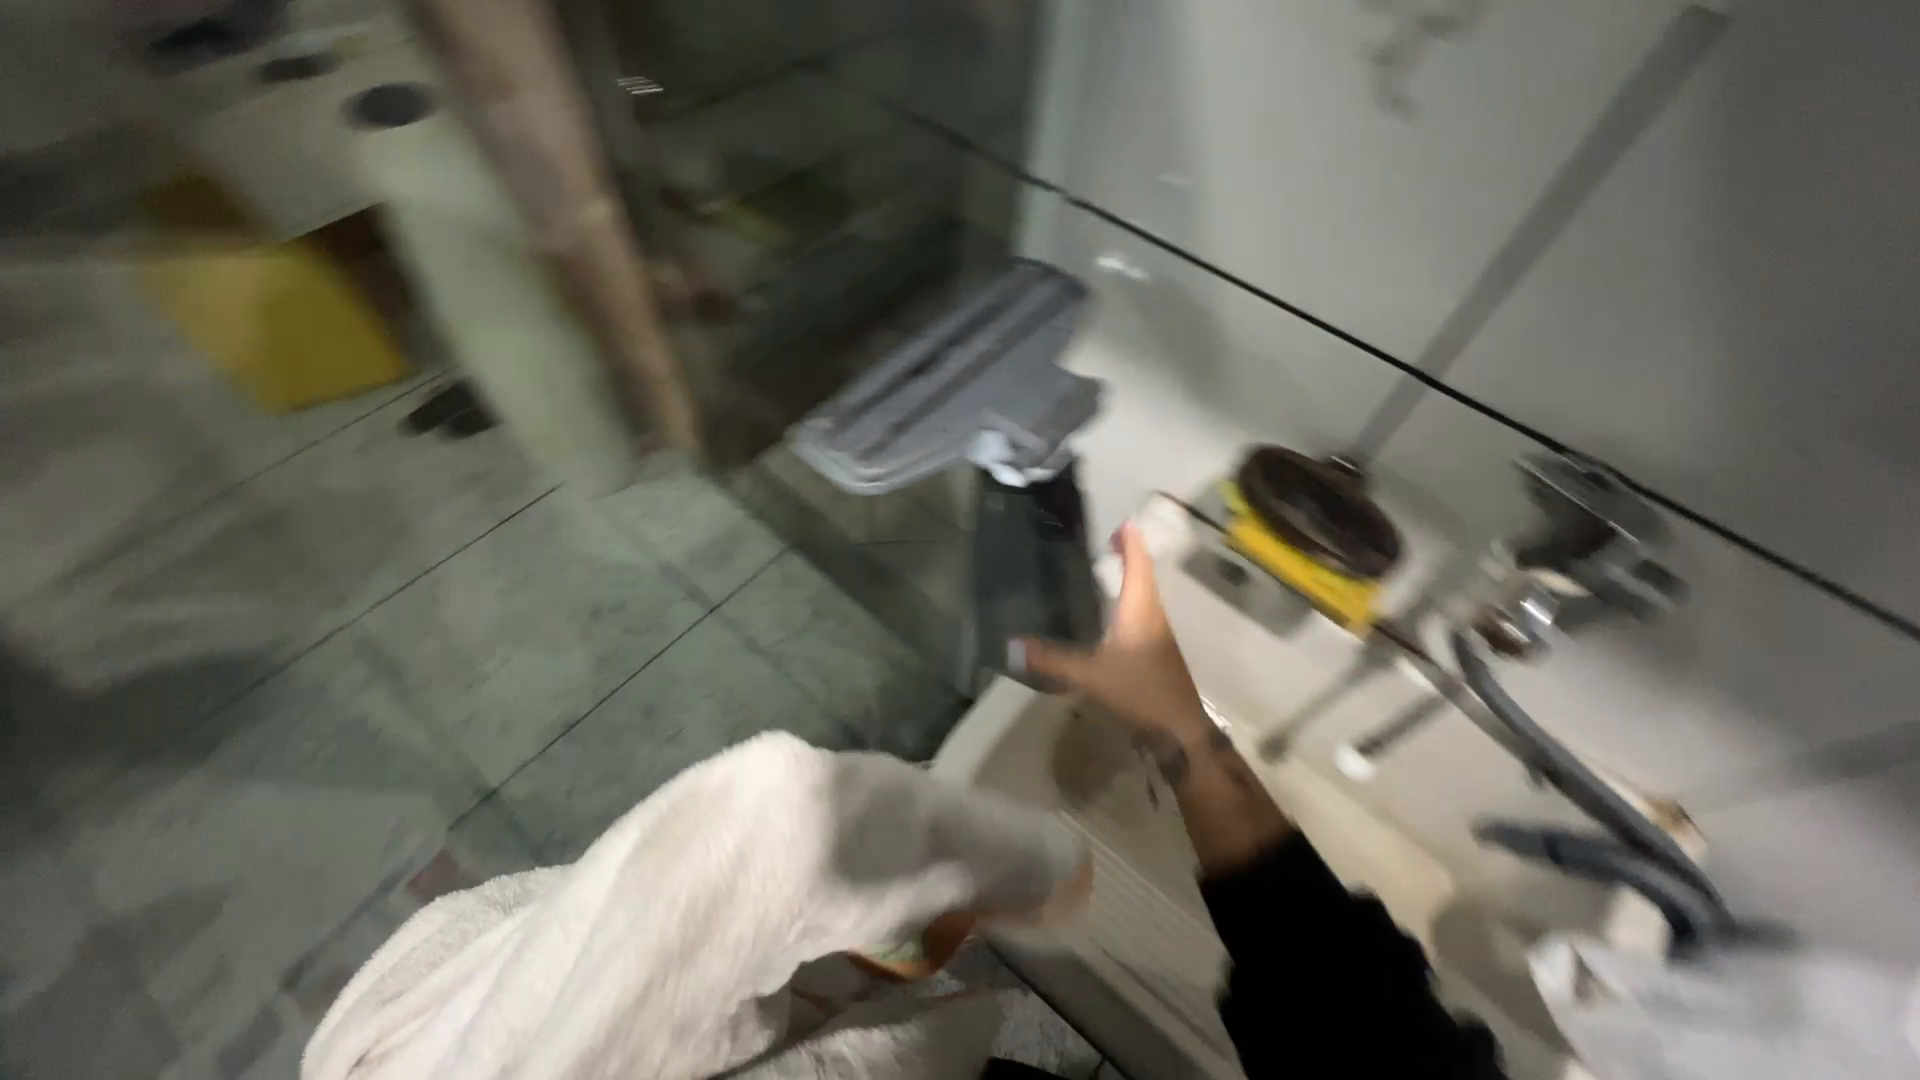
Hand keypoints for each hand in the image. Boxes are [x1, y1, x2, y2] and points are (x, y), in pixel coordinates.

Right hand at [1016, 524, 1210, 739]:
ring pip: (1146, 595)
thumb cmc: (1140, 690)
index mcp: (1139, 610)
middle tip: (1111, 540)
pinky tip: (1116, 613)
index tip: (1123, 522)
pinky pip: (1144, 614)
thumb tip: (1012, 644)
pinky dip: (1131, 600)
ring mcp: (1158, 635)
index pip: (1138, 565)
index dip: (1131, 543)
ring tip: (1112, 567)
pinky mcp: (1157, 652)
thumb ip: (1052, 660)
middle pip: (1145, 576)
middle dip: (1130, 555)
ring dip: (1133, 577)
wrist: (1179, 729)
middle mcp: (1152, 615)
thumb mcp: (1091, 675)